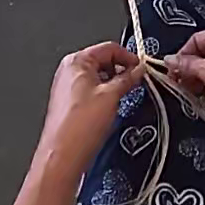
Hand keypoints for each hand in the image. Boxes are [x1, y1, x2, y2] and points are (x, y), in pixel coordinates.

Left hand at [41, 41, 142, 158]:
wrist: (63, 156)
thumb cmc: (79, 127)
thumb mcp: (112, 96)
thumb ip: (128, 78)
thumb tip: (138, 70)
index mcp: (76, 62)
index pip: (109, 48)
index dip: (129, 57)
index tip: (141, 68)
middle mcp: (69, 71)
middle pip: (104, 61)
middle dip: (121, 71)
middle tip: (136, 82)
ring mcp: (68, 87)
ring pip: (99, 76)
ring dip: (114, 83)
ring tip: (124, 96)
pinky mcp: (69, 102)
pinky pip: (92, 90)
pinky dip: (105, 94)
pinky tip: (111, 107)